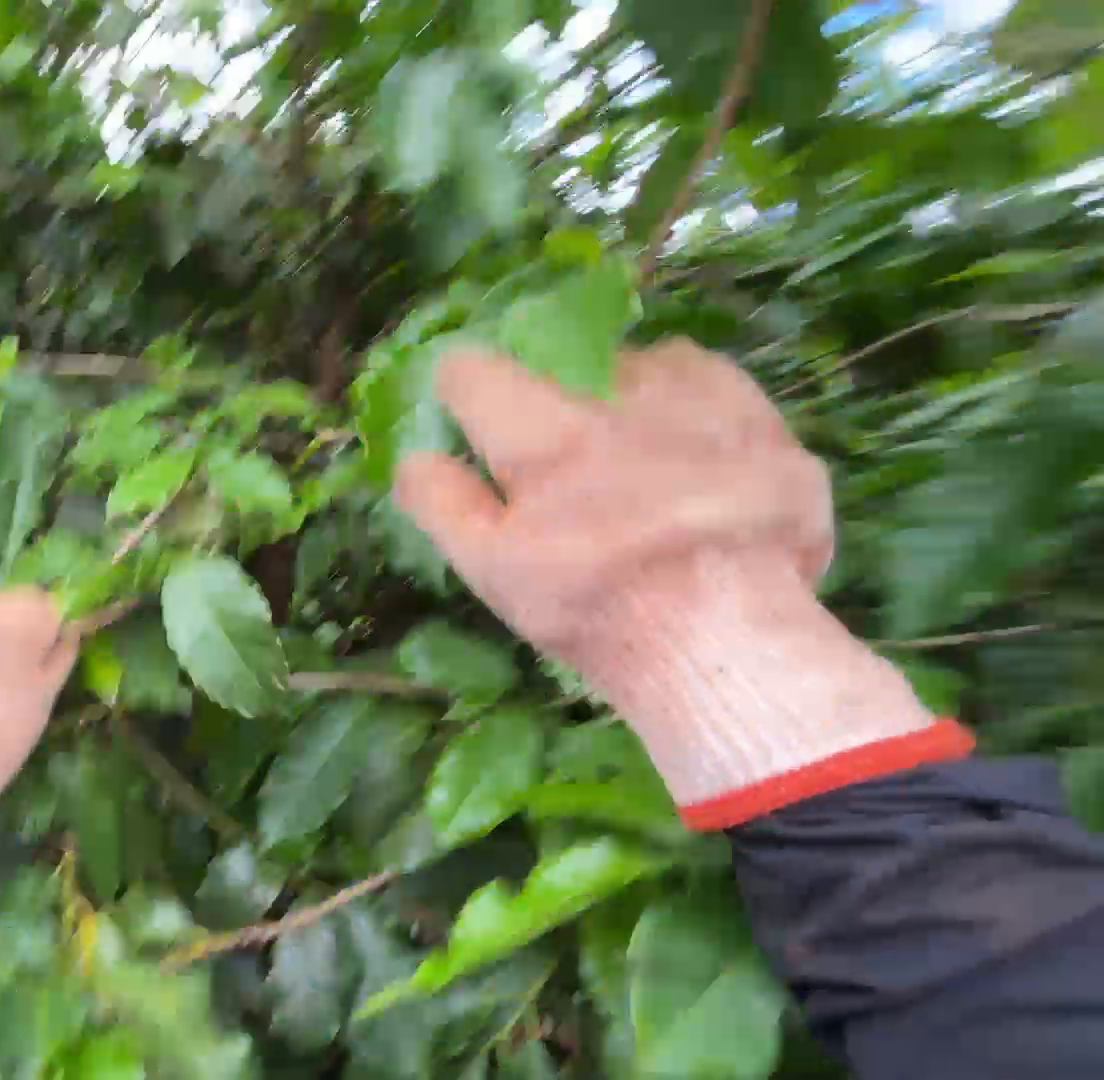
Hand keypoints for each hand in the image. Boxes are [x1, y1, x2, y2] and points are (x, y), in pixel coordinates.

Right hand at [394, 340, 969, 826]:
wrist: (725, 650)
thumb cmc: (590, 607)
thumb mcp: (489, 567)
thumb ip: (440, 501)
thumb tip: (414, 455)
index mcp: (548, 437)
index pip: (474, 372)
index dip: (460, 392)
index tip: (470, 420)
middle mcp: (625, 400)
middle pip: (557, 362)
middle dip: (545, 399)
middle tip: (556, 457)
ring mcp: (705, 406)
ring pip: (638, 363)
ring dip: (618, 394)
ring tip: (624, 447)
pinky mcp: (768, 426)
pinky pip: (711, 381)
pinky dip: (686, 404)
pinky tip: (684, 449)